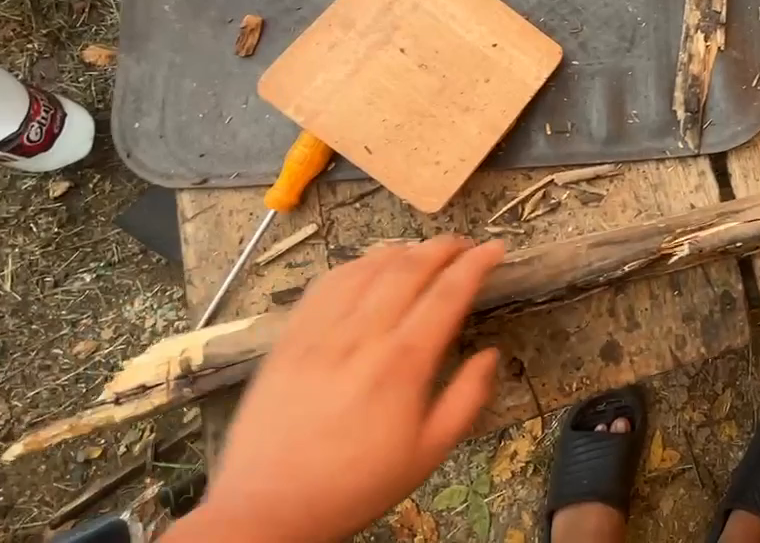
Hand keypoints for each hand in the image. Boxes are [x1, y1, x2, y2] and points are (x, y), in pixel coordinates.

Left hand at [169, 236, 505, 542]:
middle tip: (465, 245)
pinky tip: (370, 268)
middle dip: (444, 247)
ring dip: (403, 250)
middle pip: (409, 268)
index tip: (495, 249)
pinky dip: (357, 264)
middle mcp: (362, 337)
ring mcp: (320, 333)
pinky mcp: (288, 339)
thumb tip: (491, 355)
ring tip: (423, 252)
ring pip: (368, 267)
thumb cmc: (355, 485)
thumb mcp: (427, 455)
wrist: (264, 513)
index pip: (448, 293)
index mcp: (402, 365)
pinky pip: (326, 283)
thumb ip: (466, 399)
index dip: (476, 263)